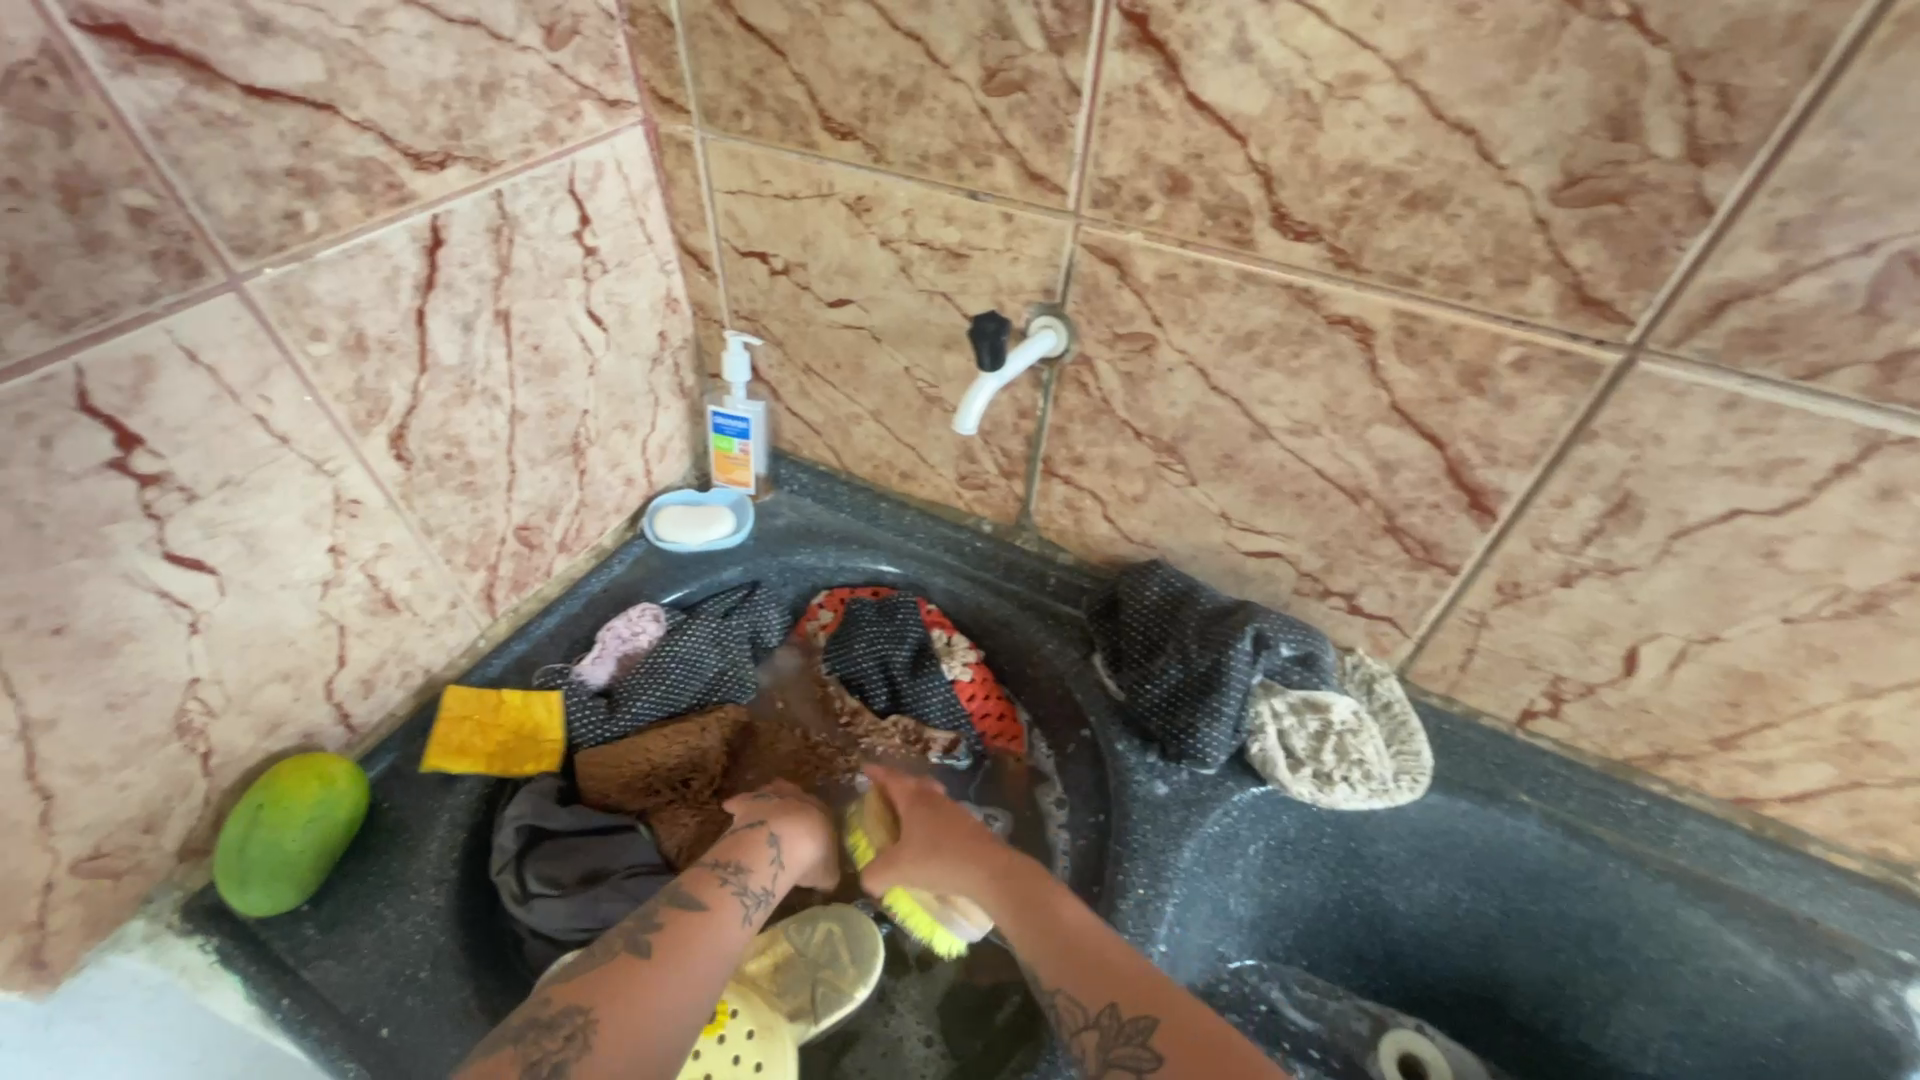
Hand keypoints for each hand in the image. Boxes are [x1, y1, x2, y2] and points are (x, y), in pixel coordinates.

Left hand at [722, 781, 839, 890]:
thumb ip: (826, 875)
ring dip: (767, 800)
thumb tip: (827, 880)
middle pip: (796, 796)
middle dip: (791, 807)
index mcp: (823, 813)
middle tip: (786, 821)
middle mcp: (800, 798)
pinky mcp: (750, 802)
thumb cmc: (812, 856)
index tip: (811, 836)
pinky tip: (730, 808)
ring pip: (771, 791)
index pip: (821, 814)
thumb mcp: (827, 874)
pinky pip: (742, 800)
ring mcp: (774, 797)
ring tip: (762, 811)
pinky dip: (737, 804)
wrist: (785, 841)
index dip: (815, 825)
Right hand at [858, 765, 1025, 903]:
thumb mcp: (897, 870)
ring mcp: (955, 812)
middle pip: (916, 783)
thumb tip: (868, 880)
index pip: (892, 778)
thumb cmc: (938, 860)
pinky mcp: (970, 828)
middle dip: (900, 786)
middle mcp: (935, 799)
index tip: (866, 768)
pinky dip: (933, 826)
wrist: (988, 869)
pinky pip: (944, 820)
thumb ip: (875, 874)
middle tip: (886, 796)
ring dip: (918, 807)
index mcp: (914, 799)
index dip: (877, 772)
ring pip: (933, 801)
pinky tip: (930, 846)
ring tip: (907, 825)